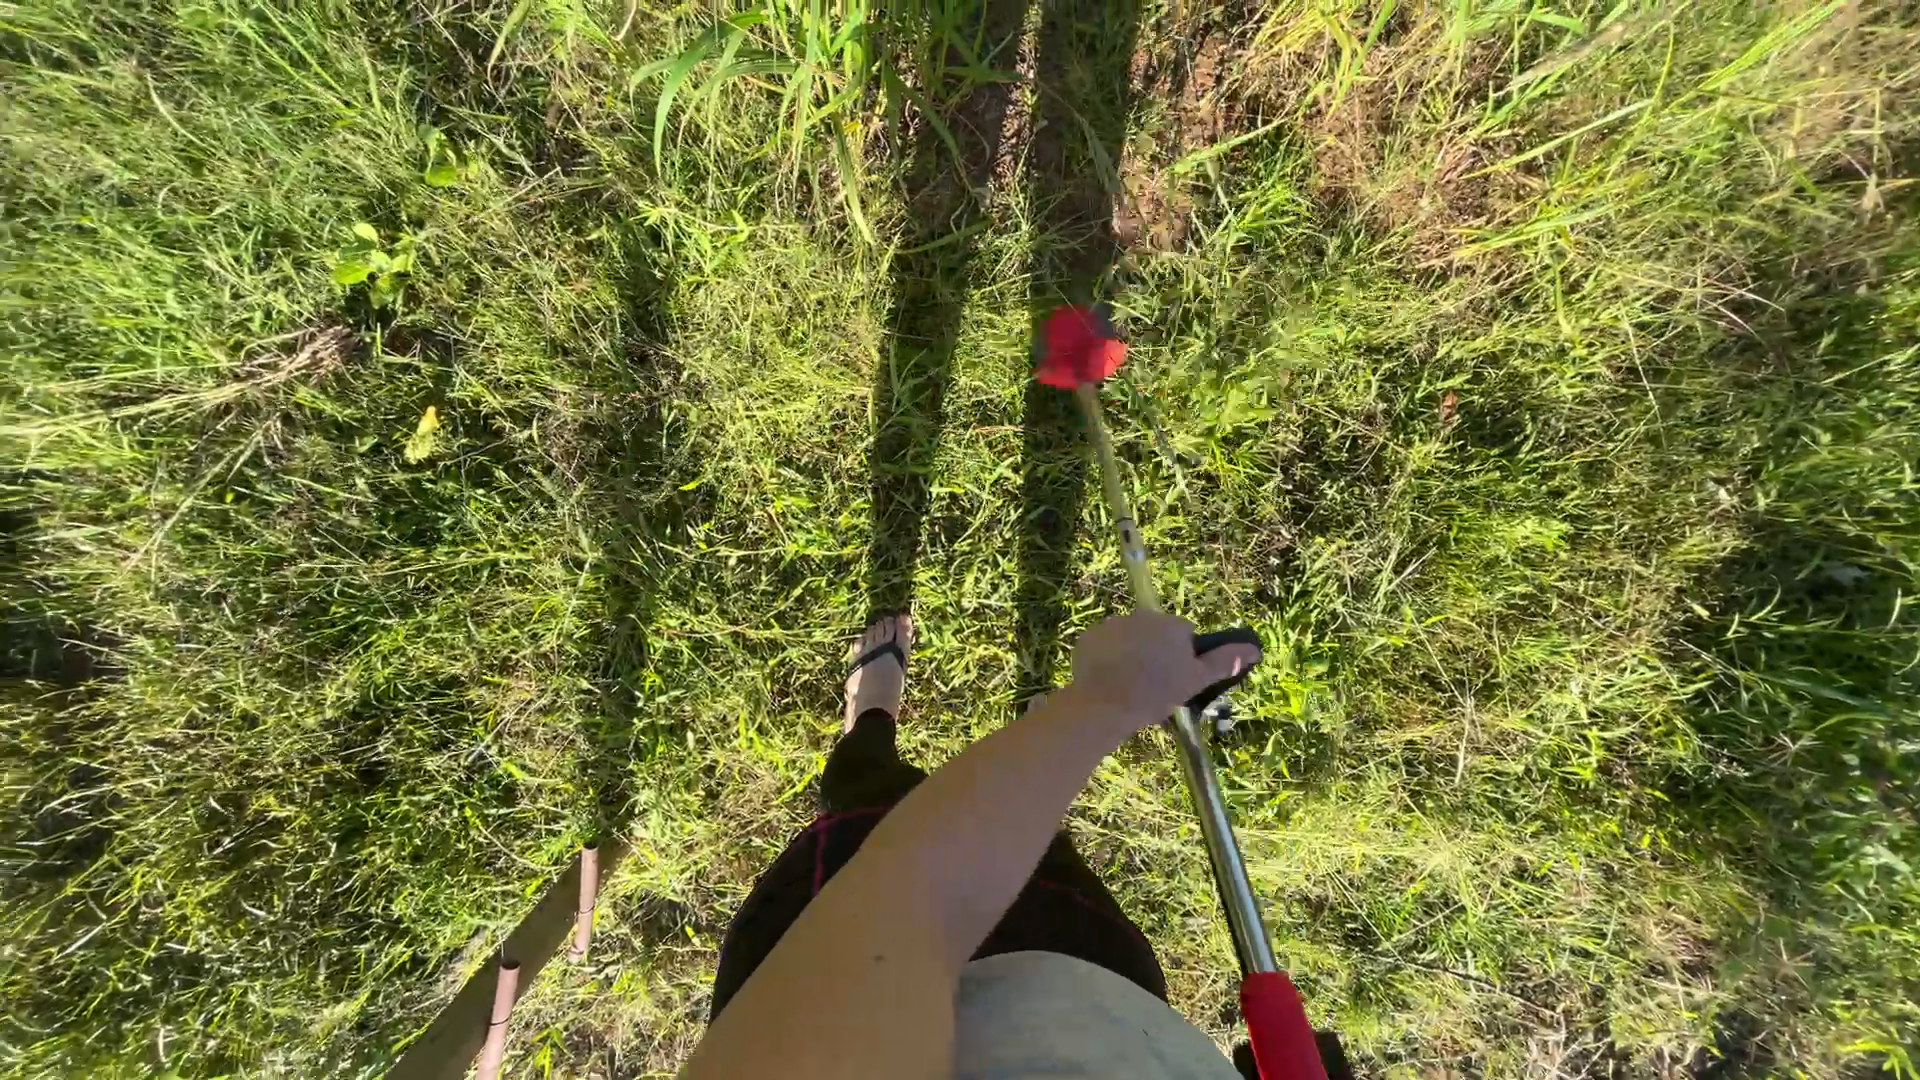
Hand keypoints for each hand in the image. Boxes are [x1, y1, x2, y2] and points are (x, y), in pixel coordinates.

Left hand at [1065, 611, 1261, 731]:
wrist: (1105, 704)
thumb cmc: (1156, 693)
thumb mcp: (1195, 680)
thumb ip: (1223, 661)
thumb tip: (1254, 648)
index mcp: (1169, 624)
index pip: (1183, 634)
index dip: (1182, 657)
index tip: (1175, 678)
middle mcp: (1140, 616)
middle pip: (1154, 634)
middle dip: (1156, 653)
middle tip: (1153, 685)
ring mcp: (1111, 625)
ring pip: (1128, 639)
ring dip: (1131, 654)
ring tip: (1129, 685)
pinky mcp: (1088, 638)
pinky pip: (1104, 646)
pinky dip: (1107, 659)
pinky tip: (1108, 680)